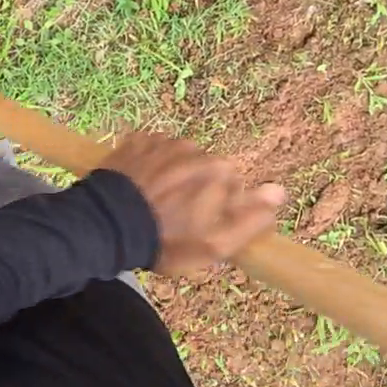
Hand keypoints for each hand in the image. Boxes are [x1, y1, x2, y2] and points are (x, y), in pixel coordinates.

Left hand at [99, 133, 285, 275]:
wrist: (107, 225)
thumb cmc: (165, 241)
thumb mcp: (215, 245)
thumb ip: (251, 218)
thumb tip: (279, 191)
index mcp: (218, 170)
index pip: (233, 184)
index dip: (220, 206)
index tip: (201, 223)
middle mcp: (193, 148)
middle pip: (205, 168)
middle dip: (196, 188)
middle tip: (175, 215)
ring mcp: (161, 141)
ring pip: (179, 157)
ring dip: (173, 174)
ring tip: (155, 200)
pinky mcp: (135, 141)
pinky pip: (153, 149)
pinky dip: (150, 164)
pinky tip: (140, 185)